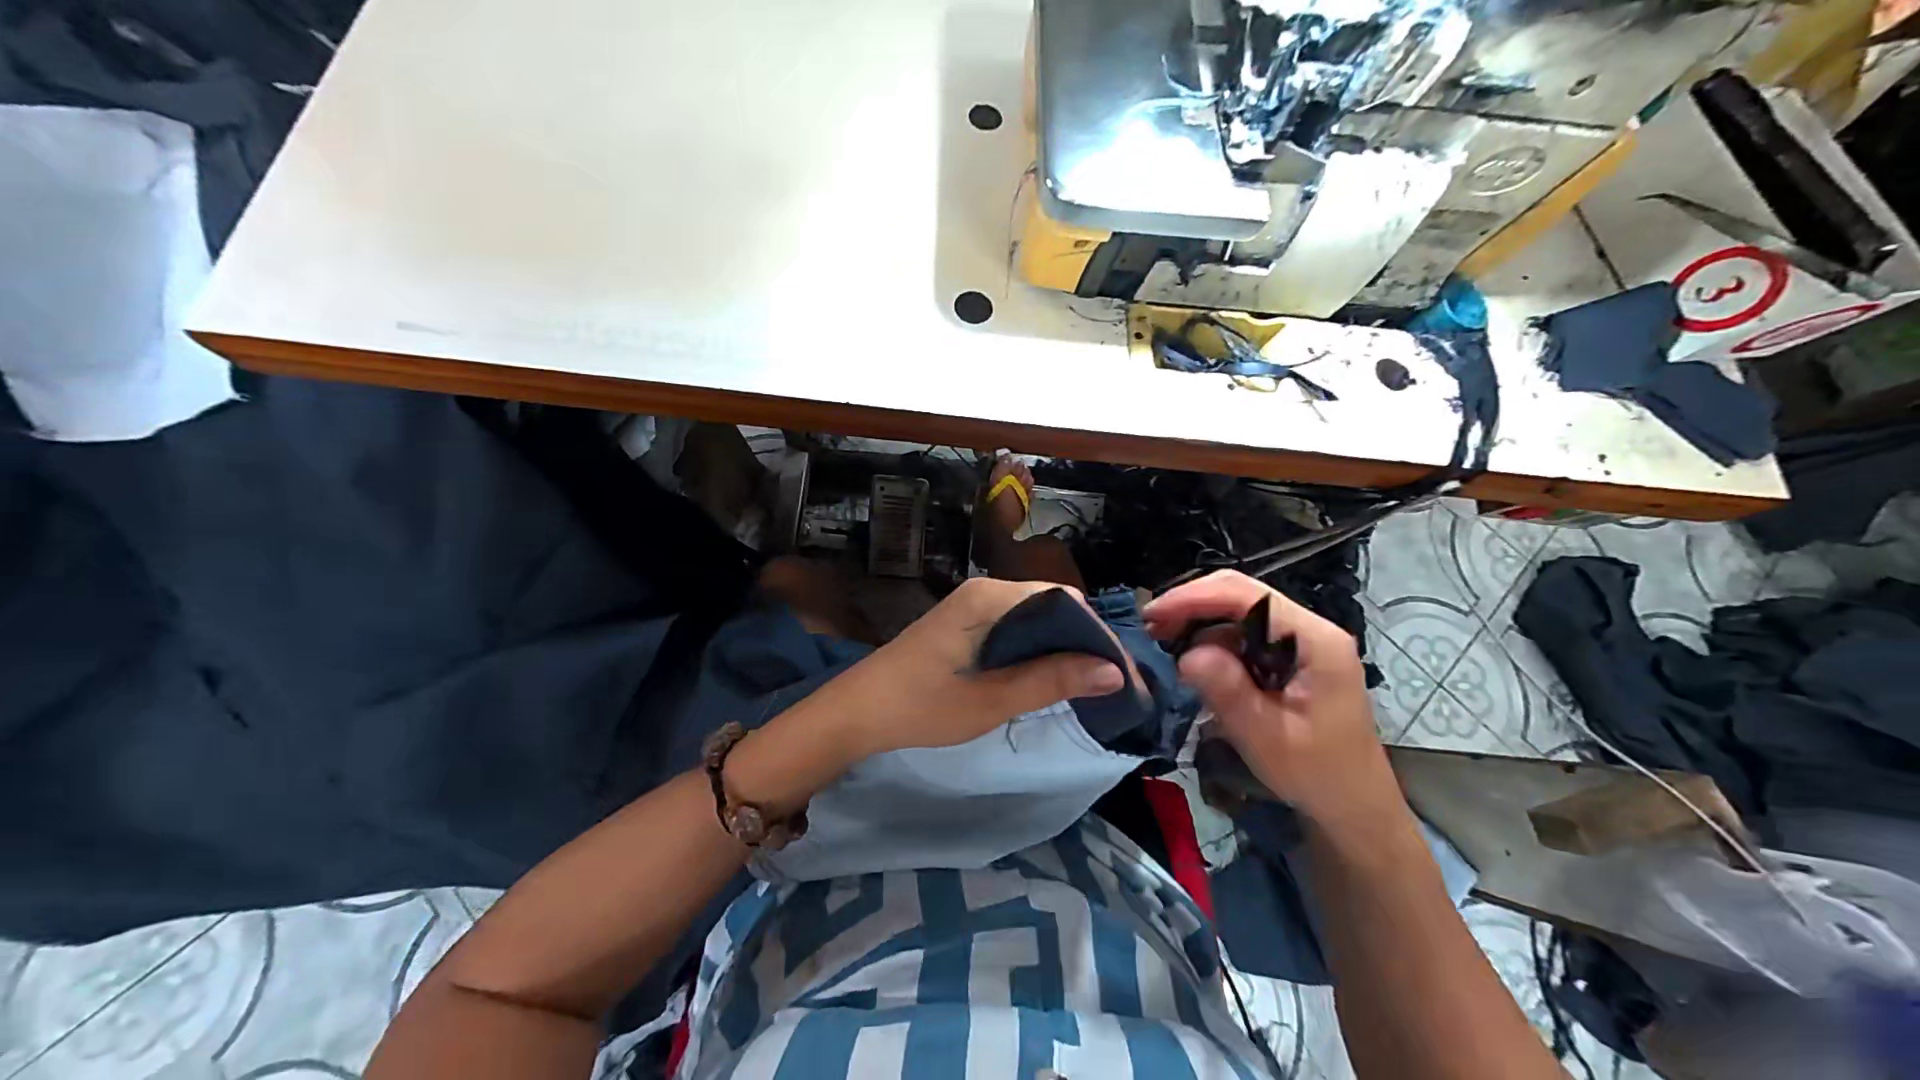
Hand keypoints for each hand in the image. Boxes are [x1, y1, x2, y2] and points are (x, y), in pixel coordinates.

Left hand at [814, 577, 1129, 760]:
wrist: (857, 712)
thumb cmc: (921, 706)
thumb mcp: (991, 700)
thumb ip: (1051, 681)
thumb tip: (1114, 672)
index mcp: (990, 597)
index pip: (1064, 600)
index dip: (1097, 635)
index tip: (1121, 675)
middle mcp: (985, 590)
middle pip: (1052, 605)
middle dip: (1083, 643)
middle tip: (1110, 685)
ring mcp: (973, 605)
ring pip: (1035, 618)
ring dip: (1061, 648)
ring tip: (1088, 685)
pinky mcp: (966, 622)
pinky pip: (1015, 627)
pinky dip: (1036, 650)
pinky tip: (1048, 677)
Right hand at [1143, 570, 1401, 828]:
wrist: (1354, 806)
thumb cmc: (1317, 774)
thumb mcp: (1266, 736)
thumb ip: (1229, 691)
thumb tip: (1187, 654)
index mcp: (1315, 639)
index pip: (1247, 596)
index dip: (1194, 598)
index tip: (1152, 616)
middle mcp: (1309, 629)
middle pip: (1241, 595)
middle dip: (1192, 605)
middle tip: (1150, 627)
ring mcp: (1300, 641)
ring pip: (1238, 612)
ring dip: (1198, 622)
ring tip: (1162, 641)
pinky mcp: (1289, 657)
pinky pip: (1243, 634)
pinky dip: (1212, 641)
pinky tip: (1190, 659)